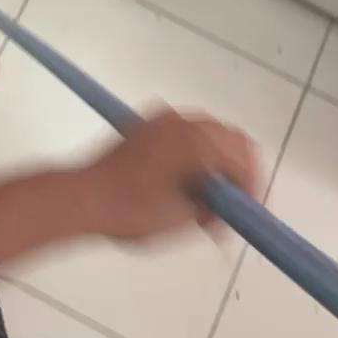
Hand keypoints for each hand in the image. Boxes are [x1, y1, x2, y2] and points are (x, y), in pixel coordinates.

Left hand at [74, 109, 262, 242]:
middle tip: (230, 209)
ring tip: (207, 202)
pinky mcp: (147, 125)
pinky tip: (187, 183)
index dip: (253, 187)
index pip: (244, 158)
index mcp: (197, 141)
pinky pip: (184, 132)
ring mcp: (163, 120)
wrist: (84, 197)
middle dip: (237, 173)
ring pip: (208, 134)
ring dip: (216, 162)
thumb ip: (215, 208)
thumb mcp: (183, 218)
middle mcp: (183, 122)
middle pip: (230, 139)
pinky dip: (195, 153)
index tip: (249, 212)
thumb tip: (225, 208)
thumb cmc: (131, 209)